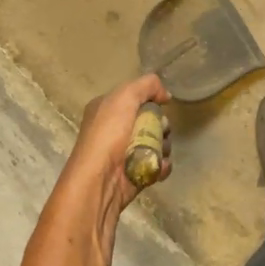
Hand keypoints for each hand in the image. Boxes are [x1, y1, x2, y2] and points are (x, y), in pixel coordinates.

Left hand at [61, 73, 171, 217]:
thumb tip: (165, 95)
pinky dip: (162, 165)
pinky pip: (156, 164)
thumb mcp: (124, 97)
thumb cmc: (108, 134)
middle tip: (162, 130)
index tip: (162, 104)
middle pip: (149, 121)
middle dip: (161, 125)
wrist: (99, 180)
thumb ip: (147, 85)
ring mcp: (124, 153)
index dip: (150, 100)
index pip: (134, 98)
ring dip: (164, 146)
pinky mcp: (134, 173)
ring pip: (156, 143)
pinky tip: (160, 166)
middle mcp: (114, 130)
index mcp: (107, 110)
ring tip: (161, 151)